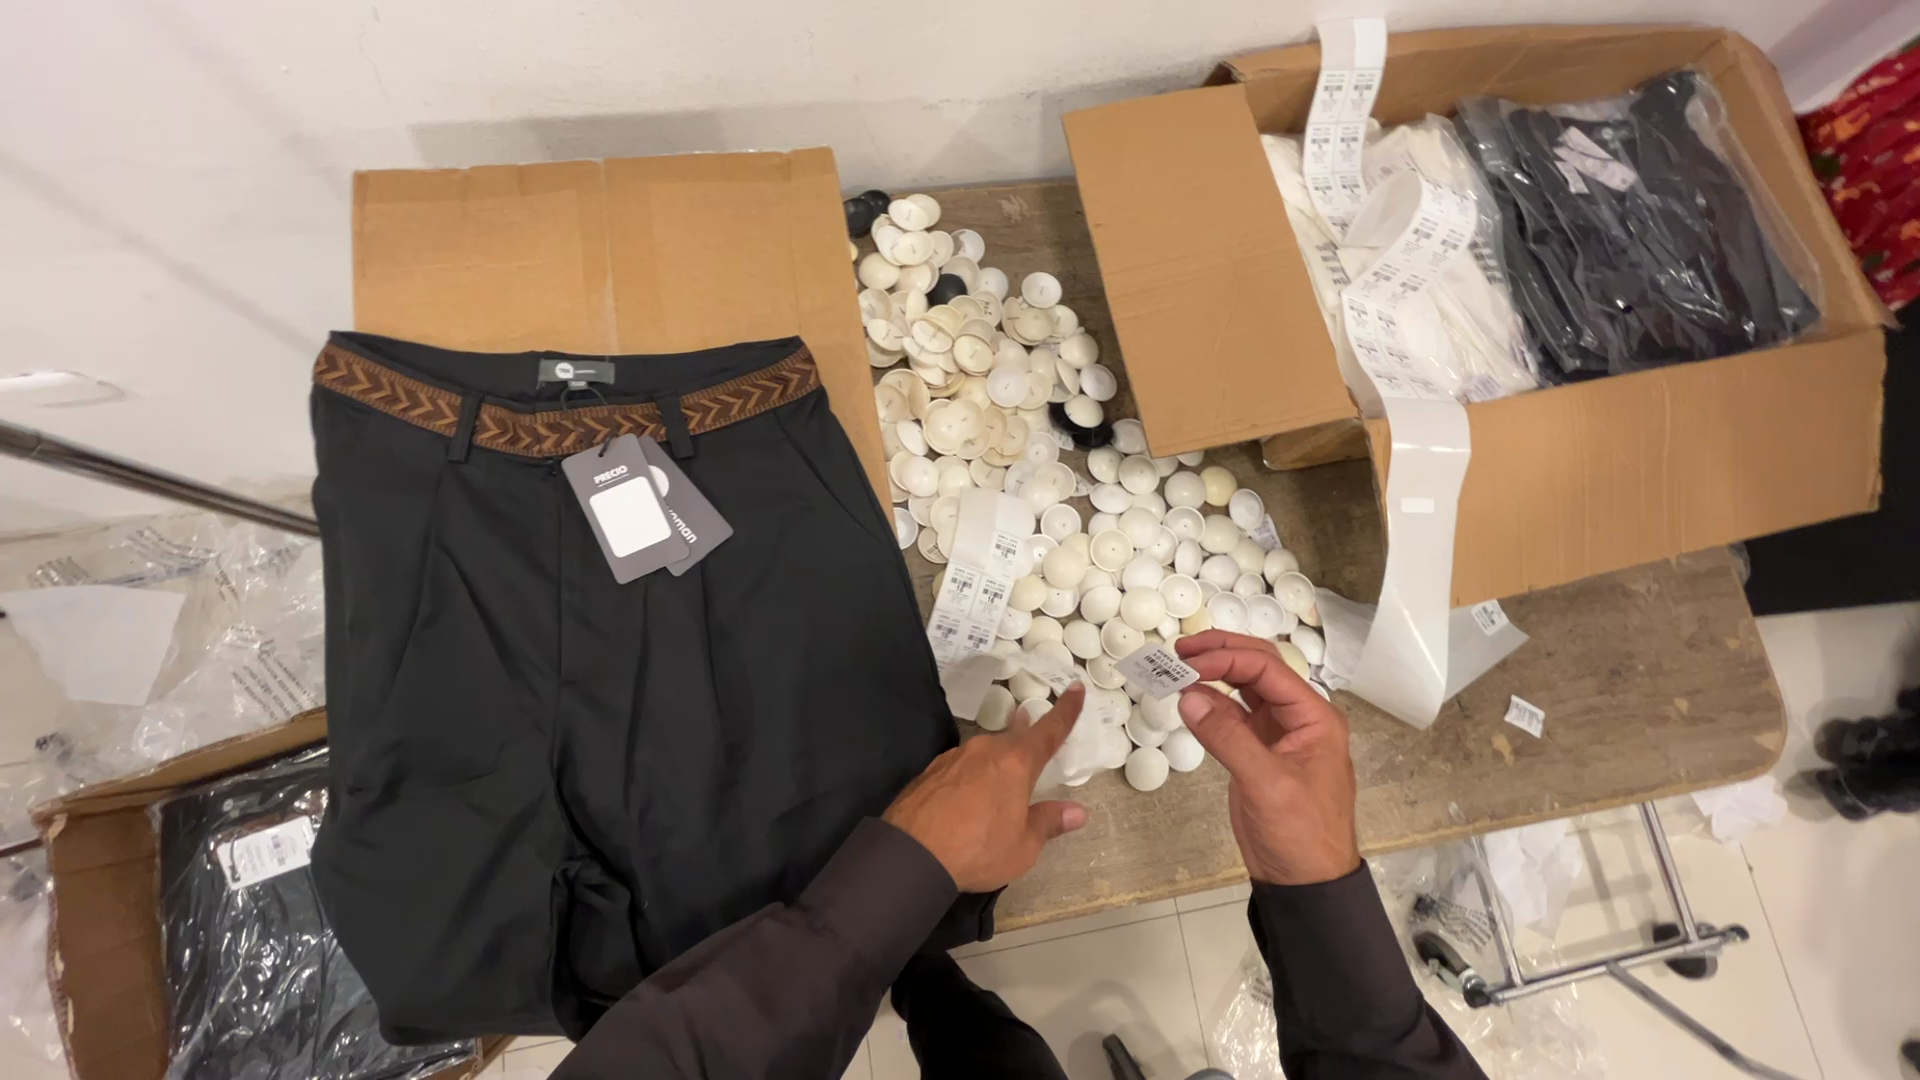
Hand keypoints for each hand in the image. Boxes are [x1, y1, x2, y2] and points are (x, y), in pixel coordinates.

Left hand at [883, 683, 1090, 891]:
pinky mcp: (932, 769)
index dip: (1066, 710)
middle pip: (1014, 739)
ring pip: (985, 751)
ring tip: (1000, 781)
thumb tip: (1078, 811)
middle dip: (1025, 739)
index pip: (1049, 731)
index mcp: (1016, 763)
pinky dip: (972, 774)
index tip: (1076, 687)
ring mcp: (956, 756)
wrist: (912, 852)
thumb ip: (1048, 823)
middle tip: (1032, 739)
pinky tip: (967, 796)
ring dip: (997, 761)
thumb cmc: (977, 849)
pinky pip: (962, 765)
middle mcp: (987, 750)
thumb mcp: (1023, 846)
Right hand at [1174, 631, 1360, 886]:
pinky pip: (1230, 713)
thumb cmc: (1301, 834)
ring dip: (1212, 672)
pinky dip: (1208, 701)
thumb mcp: (1267, 784)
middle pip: (1258, 667)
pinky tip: (1187, 697)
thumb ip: (1227, 736)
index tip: (1188, 663)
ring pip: (1243, 686)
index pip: (1267, 668)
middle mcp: (1297, 717)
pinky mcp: (1256, 750)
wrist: (1304, 884)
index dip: (1226, 658)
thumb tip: (1187, 695)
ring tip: (1178, 665)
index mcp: (1314, 717)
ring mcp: (1275, 732)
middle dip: (1221, 652)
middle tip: (1180, 649)